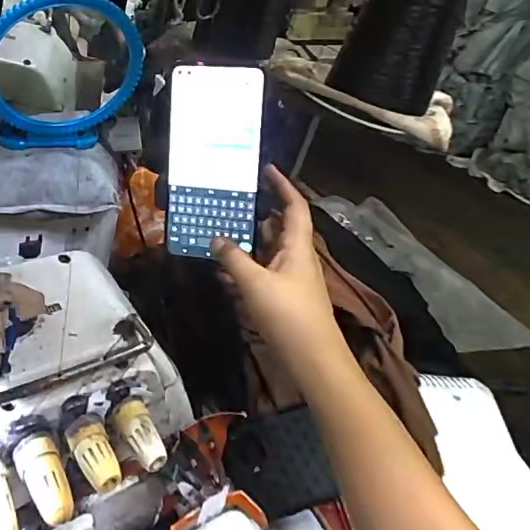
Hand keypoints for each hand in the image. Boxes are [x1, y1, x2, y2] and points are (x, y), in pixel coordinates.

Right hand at [212, 166, 341, 362]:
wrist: (312, 359)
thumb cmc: (289, 315)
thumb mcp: (256, 284)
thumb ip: (234, 258)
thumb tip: (217, 237)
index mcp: (298, 246)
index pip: (294, 206)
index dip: (283, 186)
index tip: (266, 170)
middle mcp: (297, 257)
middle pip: (280, 226)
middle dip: (259, 212)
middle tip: (234, 199)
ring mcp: (291, 278)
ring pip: (269, 250)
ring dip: (250, 240)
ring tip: (223, 228)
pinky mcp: (284, 297)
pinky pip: (264, 271)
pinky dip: (247, 265)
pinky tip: (227, 267)